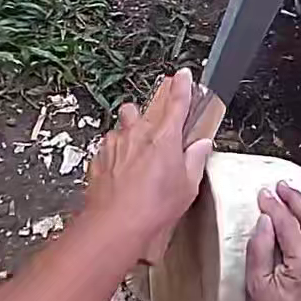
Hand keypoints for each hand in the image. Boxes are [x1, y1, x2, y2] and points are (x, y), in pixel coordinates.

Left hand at [82, 69, 214, 251]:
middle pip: (144, 109)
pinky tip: (123, 172)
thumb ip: (195, 160)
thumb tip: (201, 146)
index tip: (184, 75)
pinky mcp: (99, 158)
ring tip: (139, 155)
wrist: (115, 225)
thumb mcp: (187, 186)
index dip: (183, 86)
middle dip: (150, 115)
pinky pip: (109, 146)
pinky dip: (117, 153)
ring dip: (131, 134)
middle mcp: (138, 134)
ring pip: (123, 126)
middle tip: (159, 131)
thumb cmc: (152, 208)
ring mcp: (115, 144)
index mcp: (165, 137)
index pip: (177, 102)